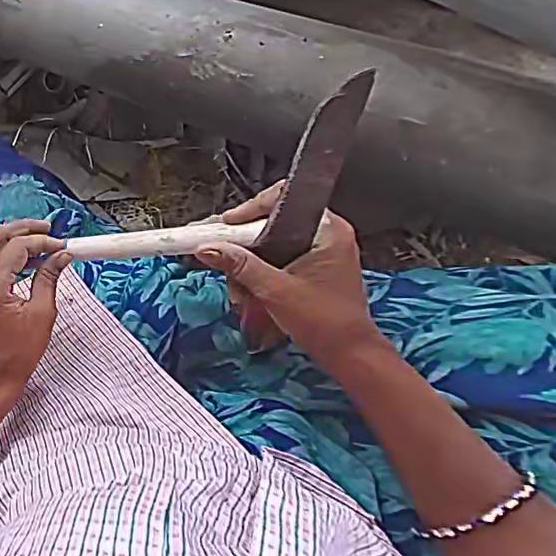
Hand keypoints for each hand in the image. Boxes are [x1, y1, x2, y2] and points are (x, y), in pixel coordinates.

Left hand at [0, 219, 70, 396]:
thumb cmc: (18, 352)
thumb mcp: (42, 312)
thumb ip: (49, 278)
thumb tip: (61, 256)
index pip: (18, 246)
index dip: (42, 242)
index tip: (62, 247)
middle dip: (24, 229)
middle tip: (49, 230)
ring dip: (17, 239)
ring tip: (44, 242)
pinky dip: (10, 253)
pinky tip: (31, 259)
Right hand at [197, 181, 381, 362]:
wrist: (349, 355)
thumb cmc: (324, 322)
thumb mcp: (275, 290)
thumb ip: (240, 266)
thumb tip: (206, 248)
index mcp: (326, 229)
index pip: (280, 200)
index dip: (248, 211)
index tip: (225, 226)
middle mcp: (324, 234)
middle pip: (269, 223)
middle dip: (242, 247)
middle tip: (221, 258)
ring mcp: (318, 251)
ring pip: (269, 244)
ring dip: (247, 265)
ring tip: (238, 289)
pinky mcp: (312, 267)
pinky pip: (276, 259)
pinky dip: (258, 273)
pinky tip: (247, 292)